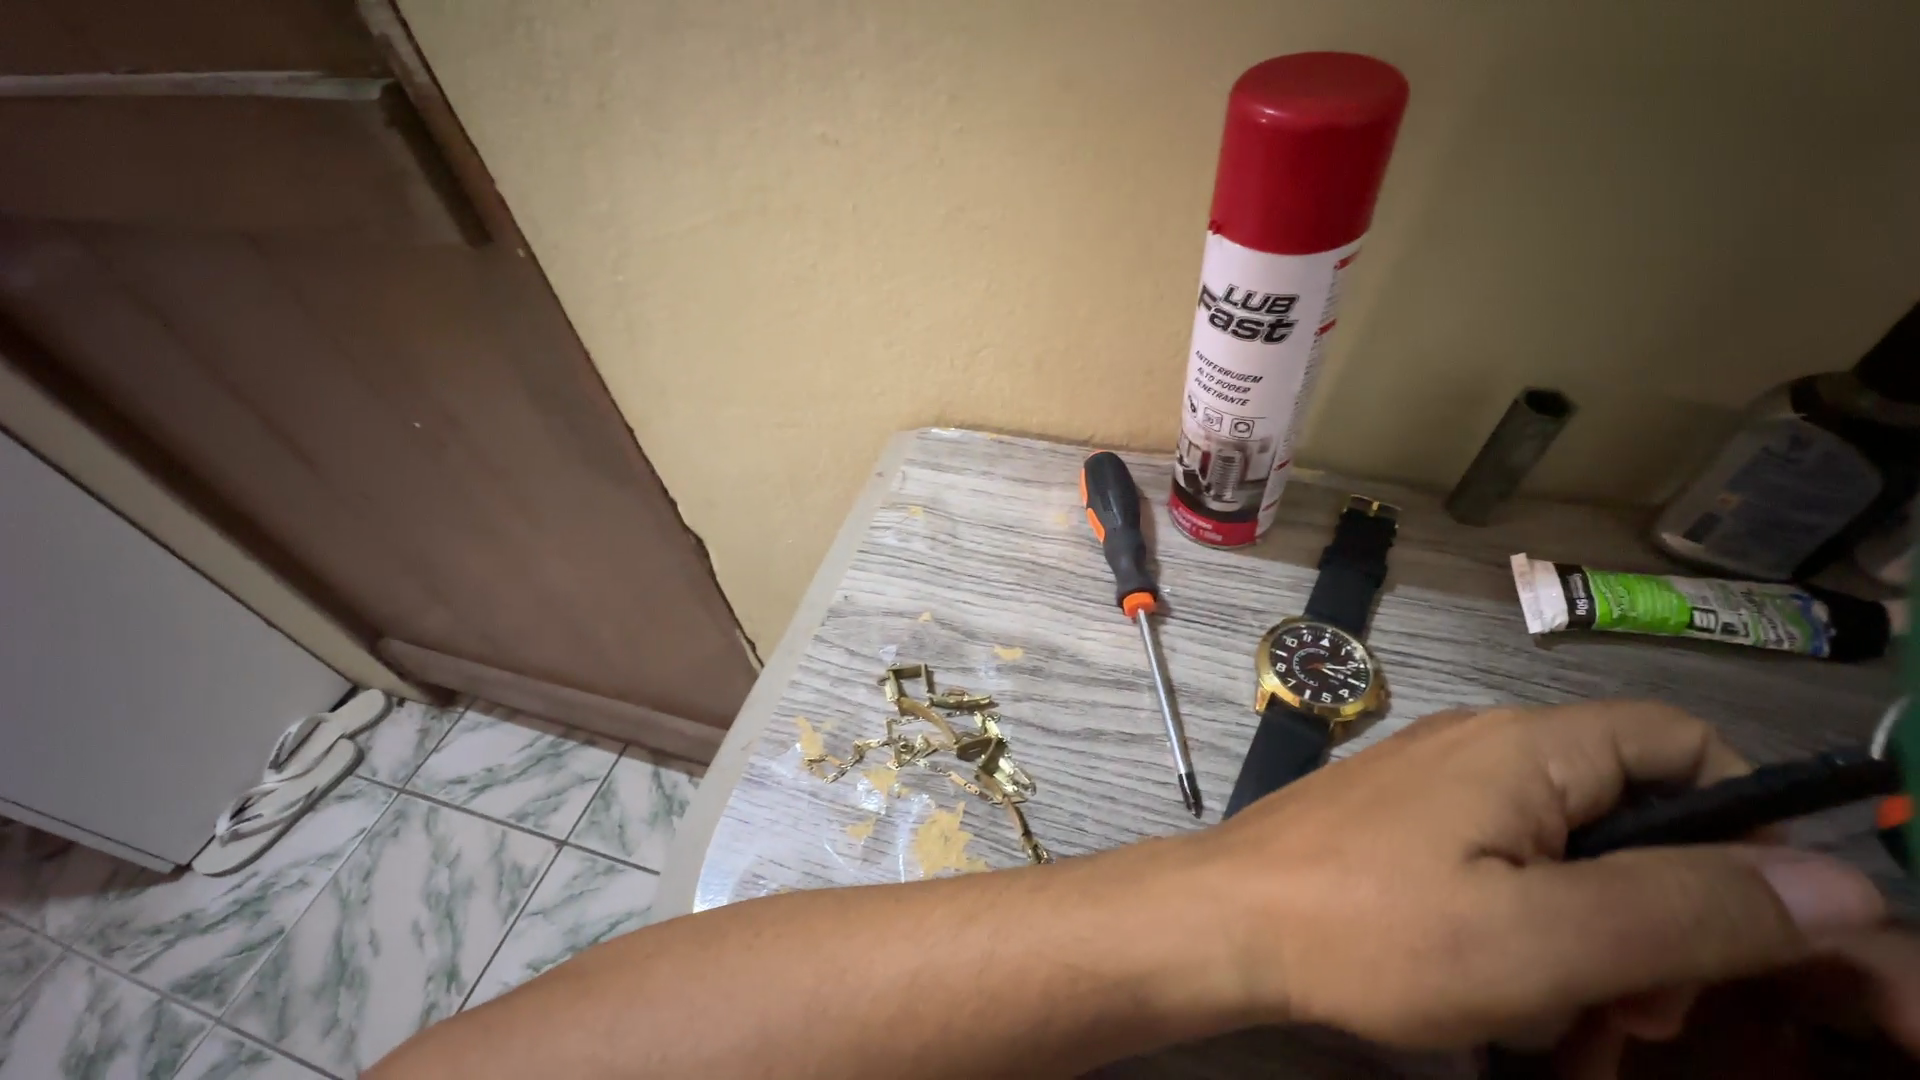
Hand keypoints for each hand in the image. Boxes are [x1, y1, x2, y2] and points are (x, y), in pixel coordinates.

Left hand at [1186, 701, 1894, 1048]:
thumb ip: (1692, 907)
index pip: (1683, 741)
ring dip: (1596, 934)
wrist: (1226, 921)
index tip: (1756, 925)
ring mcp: (1434, 783)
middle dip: (1666, 908)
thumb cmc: (1375, 930)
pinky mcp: (1401, 823)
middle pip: (1630, 805)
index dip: (1748, 821)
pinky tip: (1505, 989)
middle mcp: (1482, 745)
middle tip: (1641, 1007)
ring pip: (1566, 847)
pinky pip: (1501, 861)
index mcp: (1527, 746)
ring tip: (1568, 1013)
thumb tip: (1841, 882)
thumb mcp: (1549, 936)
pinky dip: (1530, 923)